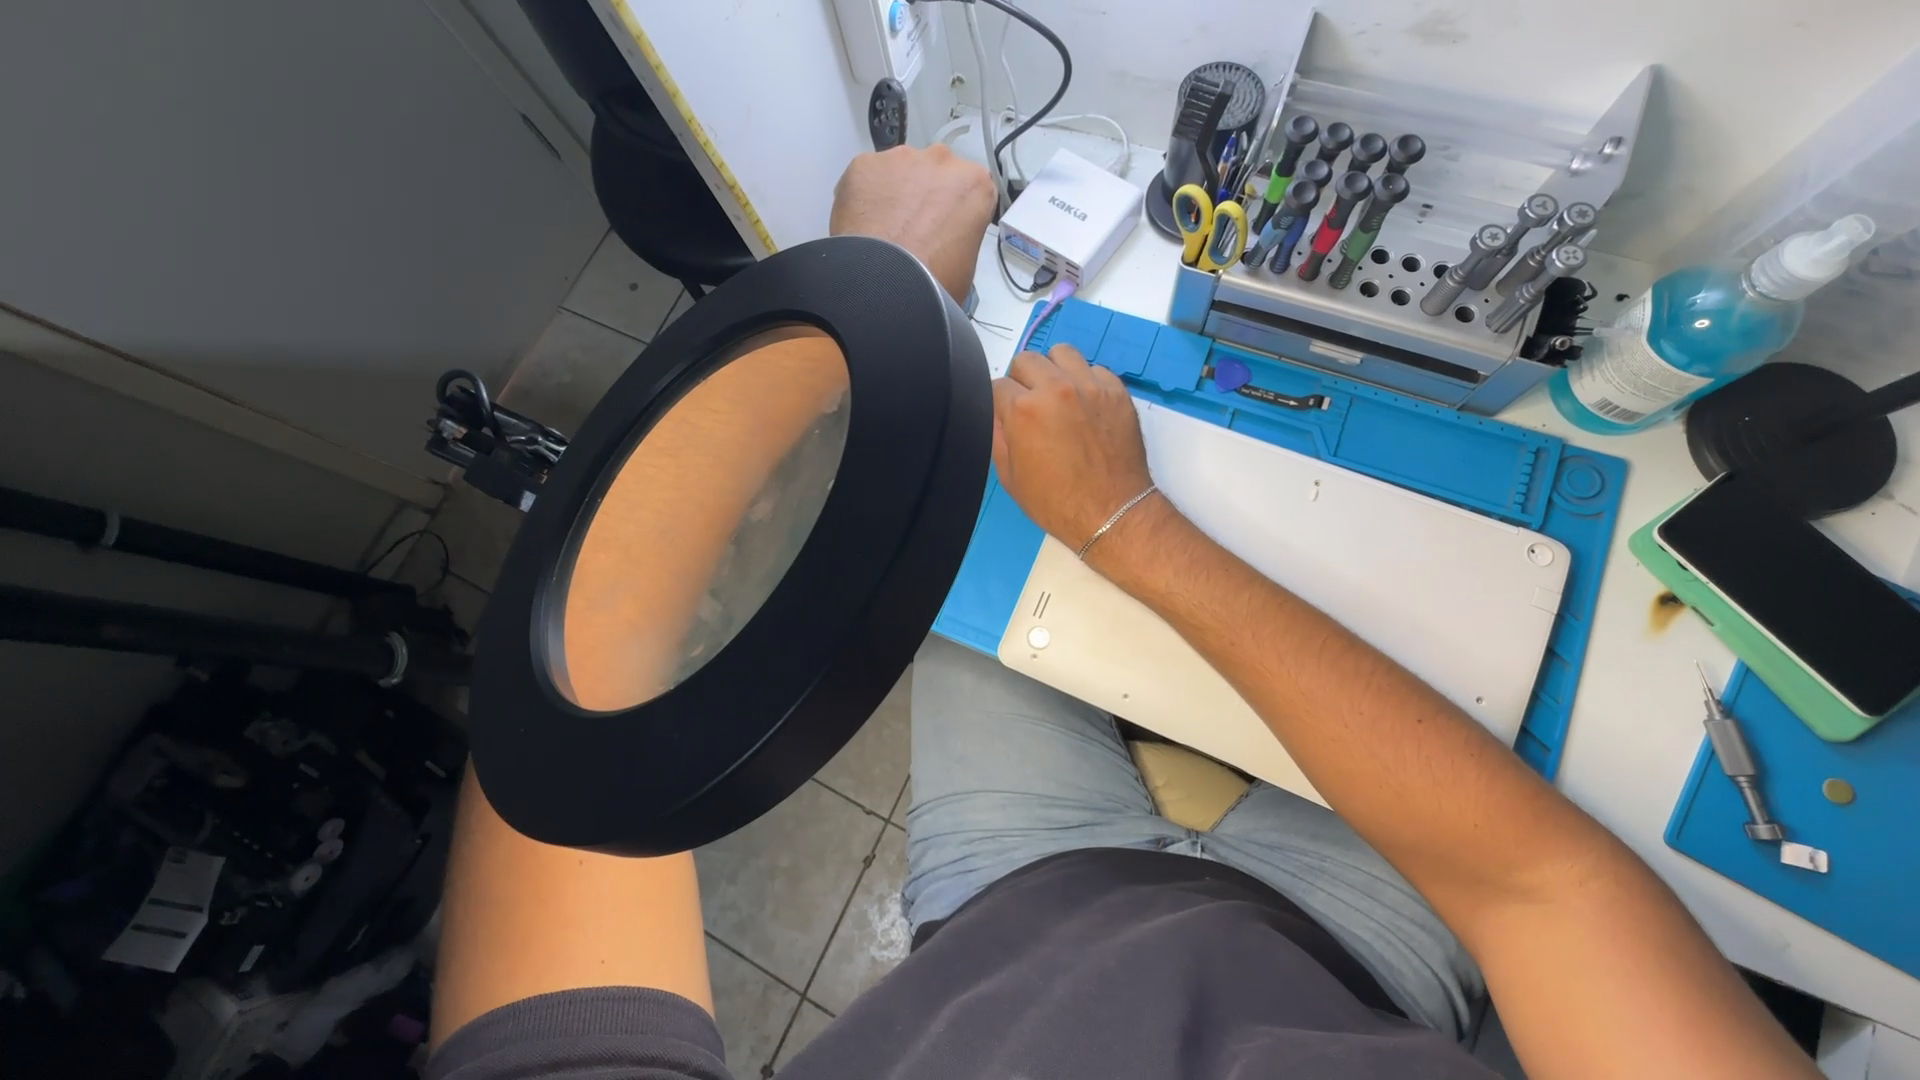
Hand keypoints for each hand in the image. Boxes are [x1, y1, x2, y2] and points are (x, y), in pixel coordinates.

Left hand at [830, 144, 995, 301]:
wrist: (886, 283)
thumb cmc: (933, 282)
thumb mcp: (966, 266)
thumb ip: (960, 238)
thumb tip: (945, 246)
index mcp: (975, 184)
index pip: (969, 192)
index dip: (954, 213)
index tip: (943, 231)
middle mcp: (941, 160)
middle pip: (934, 175)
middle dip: (924, 198)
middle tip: (911, 233)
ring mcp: (900, 158)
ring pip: (899, 173)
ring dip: (894, 196)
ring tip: (884, 233)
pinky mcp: (864, 163)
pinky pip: (867, 177)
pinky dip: (864, 197)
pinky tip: (863, 226)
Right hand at [992, 345, 1155, 552]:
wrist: (1111, 512)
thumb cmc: (1056, 502)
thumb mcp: (1010, 477)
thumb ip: (998, 438)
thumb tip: (998, 415)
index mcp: (1023, 410)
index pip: (997, 385)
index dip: (999, 402)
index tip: (1006, 416)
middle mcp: (1055, 388)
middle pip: (1027, 360)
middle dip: (1023, 381)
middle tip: (1031, 405)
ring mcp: (1089, 386)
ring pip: (1062, 353)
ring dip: (1055, 370)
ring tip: (1059, 395)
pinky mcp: (1116, 392)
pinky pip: (1096, 369)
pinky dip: (1087, 382)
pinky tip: (1086, 405)